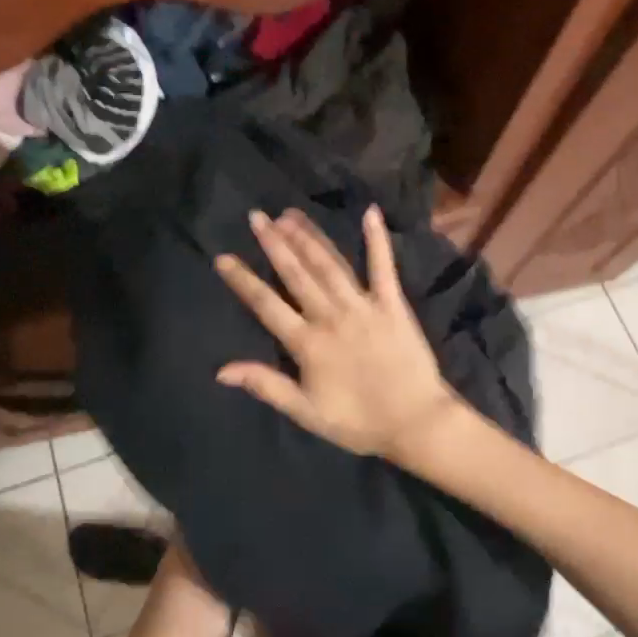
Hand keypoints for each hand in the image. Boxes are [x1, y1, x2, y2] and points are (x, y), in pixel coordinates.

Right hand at [212, 205, 462, 461]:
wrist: (416, 422)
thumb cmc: (358, 423)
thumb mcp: (305, 412)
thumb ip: (266, 385)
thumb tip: (222, 370)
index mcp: (308, 343)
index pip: (267, 305)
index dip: (243, 280)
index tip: (223, 257)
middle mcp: (332, 316)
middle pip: (297, 274)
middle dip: (275, 243)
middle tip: (256, 216)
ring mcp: (364, 306)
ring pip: (330, 264)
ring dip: (309, 237)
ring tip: (290, 214)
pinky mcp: (393, 304)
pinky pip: (383, 267)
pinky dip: (377, 239)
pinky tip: (370, 213)